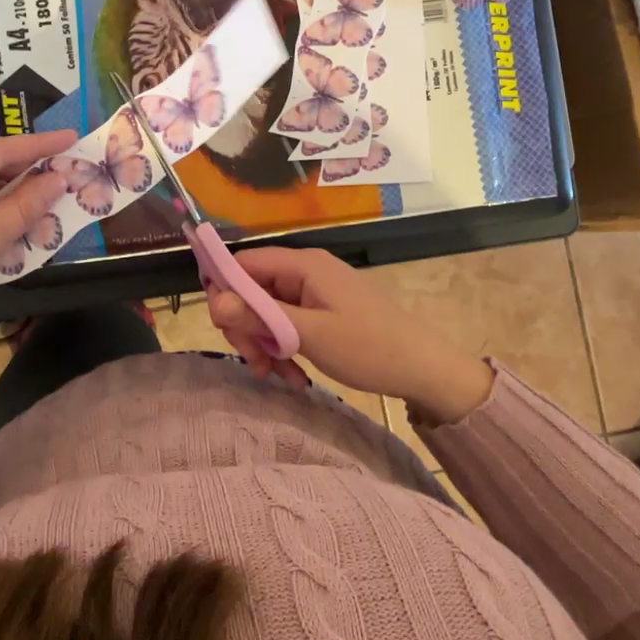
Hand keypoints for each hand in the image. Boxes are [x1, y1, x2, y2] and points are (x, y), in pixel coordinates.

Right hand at [207, 247, 493, 425]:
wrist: (426, 370)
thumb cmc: (369, 349)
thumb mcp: (309, 336)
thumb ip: (259, 317)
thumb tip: (212, 301)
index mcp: (304, 265)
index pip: (243, 263)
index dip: (224, 291)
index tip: (223, 329)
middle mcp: (307, 271)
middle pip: (253, 290)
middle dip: (247, 327)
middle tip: (255, 362)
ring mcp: (317, 292)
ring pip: (268, 312)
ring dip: (265, 344)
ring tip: (276, 375)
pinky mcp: (324, 311)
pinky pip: (288, 324)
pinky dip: (284, 348)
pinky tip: (293, 375)